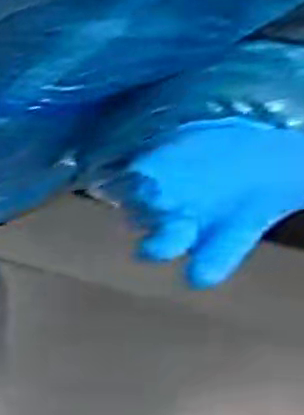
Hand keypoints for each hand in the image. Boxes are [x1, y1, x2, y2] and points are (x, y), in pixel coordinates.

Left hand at [119, 117, 303, 288]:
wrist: (249, 136)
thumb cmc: (283, 169)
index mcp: (230, 229)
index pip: (216, 258)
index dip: (207, 267)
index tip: (200, 278)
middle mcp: (187, 220)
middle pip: (164, 242)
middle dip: (162, 244)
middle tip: (161, 246)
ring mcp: (161, 197)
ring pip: (141, 210)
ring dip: (146, 207)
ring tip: (154, 199)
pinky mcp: (146, 169)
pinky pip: (131, 176)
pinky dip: (135, 175)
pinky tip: (138, 172)